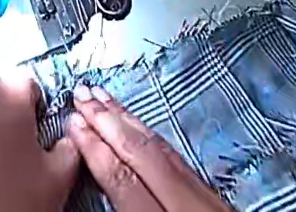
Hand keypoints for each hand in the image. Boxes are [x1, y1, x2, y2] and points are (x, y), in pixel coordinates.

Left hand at [0, 73, 80, 211]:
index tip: (46, 127)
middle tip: (29, 149)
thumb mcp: (56, 178)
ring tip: (8, 163)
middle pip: (6, 91)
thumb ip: (69, 148)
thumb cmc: (7, 203)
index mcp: (7, 92)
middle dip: (18, 114)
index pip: (32, 82)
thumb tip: (68, 143)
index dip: (43, 107)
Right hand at [64, 85, 236, 211]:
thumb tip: (106, 193)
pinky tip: (138, 127)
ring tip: (102, 97)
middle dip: (109, 122)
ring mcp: (211, 205)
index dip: (96, 150)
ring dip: (129, 121)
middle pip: (144, 157)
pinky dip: (152, 137)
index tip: (73, 122)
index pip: (126, 183)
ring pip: (164, 152)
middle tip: (81, 93)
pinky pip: (180, 160)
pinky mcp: (222, 205)